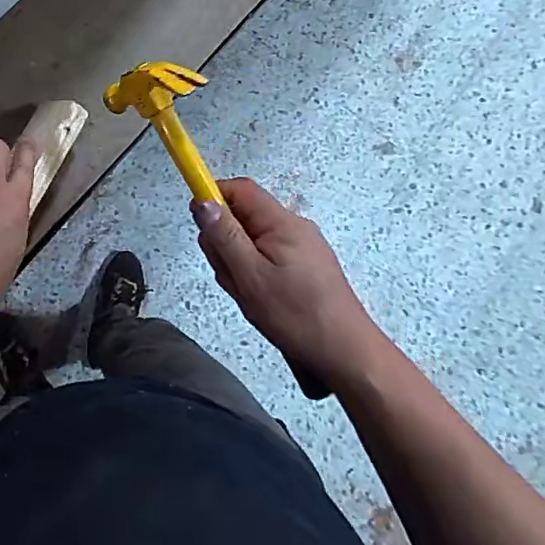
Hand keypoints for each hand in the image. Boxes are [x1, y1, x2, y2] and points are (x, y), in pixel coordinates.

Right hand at [192, 178, 380, 387]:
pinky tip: (260, 301)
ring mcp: (301, 249)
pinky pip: (266, 260)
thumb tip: (203, 201)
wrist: (345, 354)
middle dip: (225, 242)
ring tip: (248, 294)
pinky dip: (254, 276)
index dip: (214, 197)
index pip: (240, 190)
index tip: (199, 223)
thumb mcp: (249, 275)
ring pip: (251, 243)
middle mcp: (294, 228)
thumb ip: (223, 236)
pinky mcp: (303, 268)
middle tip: (230, 274)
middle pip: (243, 218)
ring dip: (238, 265)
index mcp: (282, 223)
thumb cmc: (296, 315)